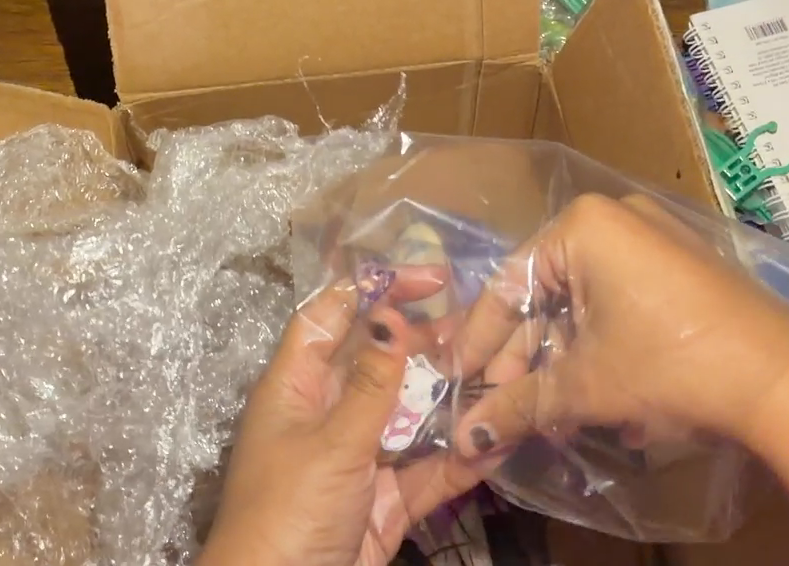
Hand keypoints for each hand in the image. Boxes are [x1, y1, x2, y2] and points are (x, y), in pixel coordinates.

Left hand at [199, 282, 502, 565]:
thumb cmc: (289, 509)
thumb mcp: (332, 443)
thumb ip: (370, 385)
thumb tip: (391, 315)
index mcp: (296, 384)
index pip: (333, 316)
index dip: (374, 289)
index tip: (427, 279)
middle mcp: (325, 411)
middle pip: (377, 362)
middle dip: (424, 344)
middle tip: (479, 325)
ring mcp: (356, 458)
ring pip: (407, 416)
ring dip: (449, 400)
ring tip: (500, 371)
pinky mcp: (381, 504)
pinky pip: (422, 473)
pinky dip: (456, 461)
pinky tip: (496, 442)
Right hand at [450, 194, 788, 459]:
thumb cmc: (672, 366)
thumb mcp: (587, 385)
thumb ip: (517, 403)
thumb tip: (464, 438)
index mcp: (581, 226)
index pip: (510, 283)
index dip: (480, 337)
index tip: (457, 376)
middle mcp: (614, 219)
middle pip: (548, 292)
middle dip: (525, 354)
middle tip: (501, 400)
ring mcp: (656, 239)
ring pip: (585, 301)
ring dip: (564, 357)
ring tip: (547, 409)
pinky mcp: (685, 267)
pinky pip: (622, 300)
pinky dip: (603, 344)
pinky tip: (597, 394)